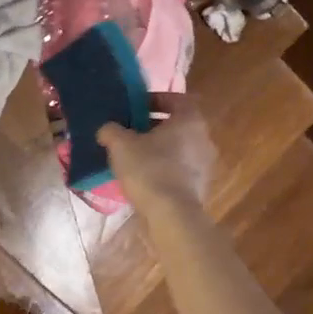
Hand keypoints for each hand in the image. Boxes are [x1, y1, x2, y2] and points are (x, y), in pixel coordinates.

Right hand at [98, 101, 215, 210]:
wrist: (170, 215)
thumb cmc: (148, 170)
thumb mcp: (120, 145)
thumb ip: (111, 131)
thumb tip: (107, 129)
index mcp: (189, 120)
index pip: (176, 99)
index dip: (154, 99)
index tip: (134, 107)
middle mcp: (203, 138)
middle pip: (177, 125)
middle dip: (153, 127)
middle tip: (129, 132)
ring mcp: (205, 164)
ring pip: (178, 149)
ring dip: (158, 150)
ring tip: (133, 158)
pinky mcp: (199, 186)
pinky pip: (179, 170)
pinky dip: (163, 169)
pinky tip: (143, 179)